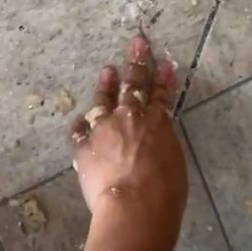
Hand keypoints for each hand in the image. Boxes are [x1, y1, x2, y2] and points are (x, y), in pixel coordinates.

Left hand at [70, 35, 186, 235]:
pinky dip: (80, 126)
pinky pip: (79, 132)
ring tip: (106, 71)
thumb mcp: (173, 163)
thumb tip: (155, 143)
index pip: (161, 95)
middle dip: (136, 61)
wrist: (135, 208)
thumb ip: (162, 146)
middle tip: (137, 42)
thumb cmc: (164, 193)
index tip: (163, 62)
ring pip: (104, 101)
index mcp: (157, 123)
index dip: (162, 78)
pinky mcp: (84, 147)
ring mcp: (104, 129)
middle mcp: (130, 118)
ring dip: (106, 85)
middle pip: (134, 84)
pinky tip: (78, 120)